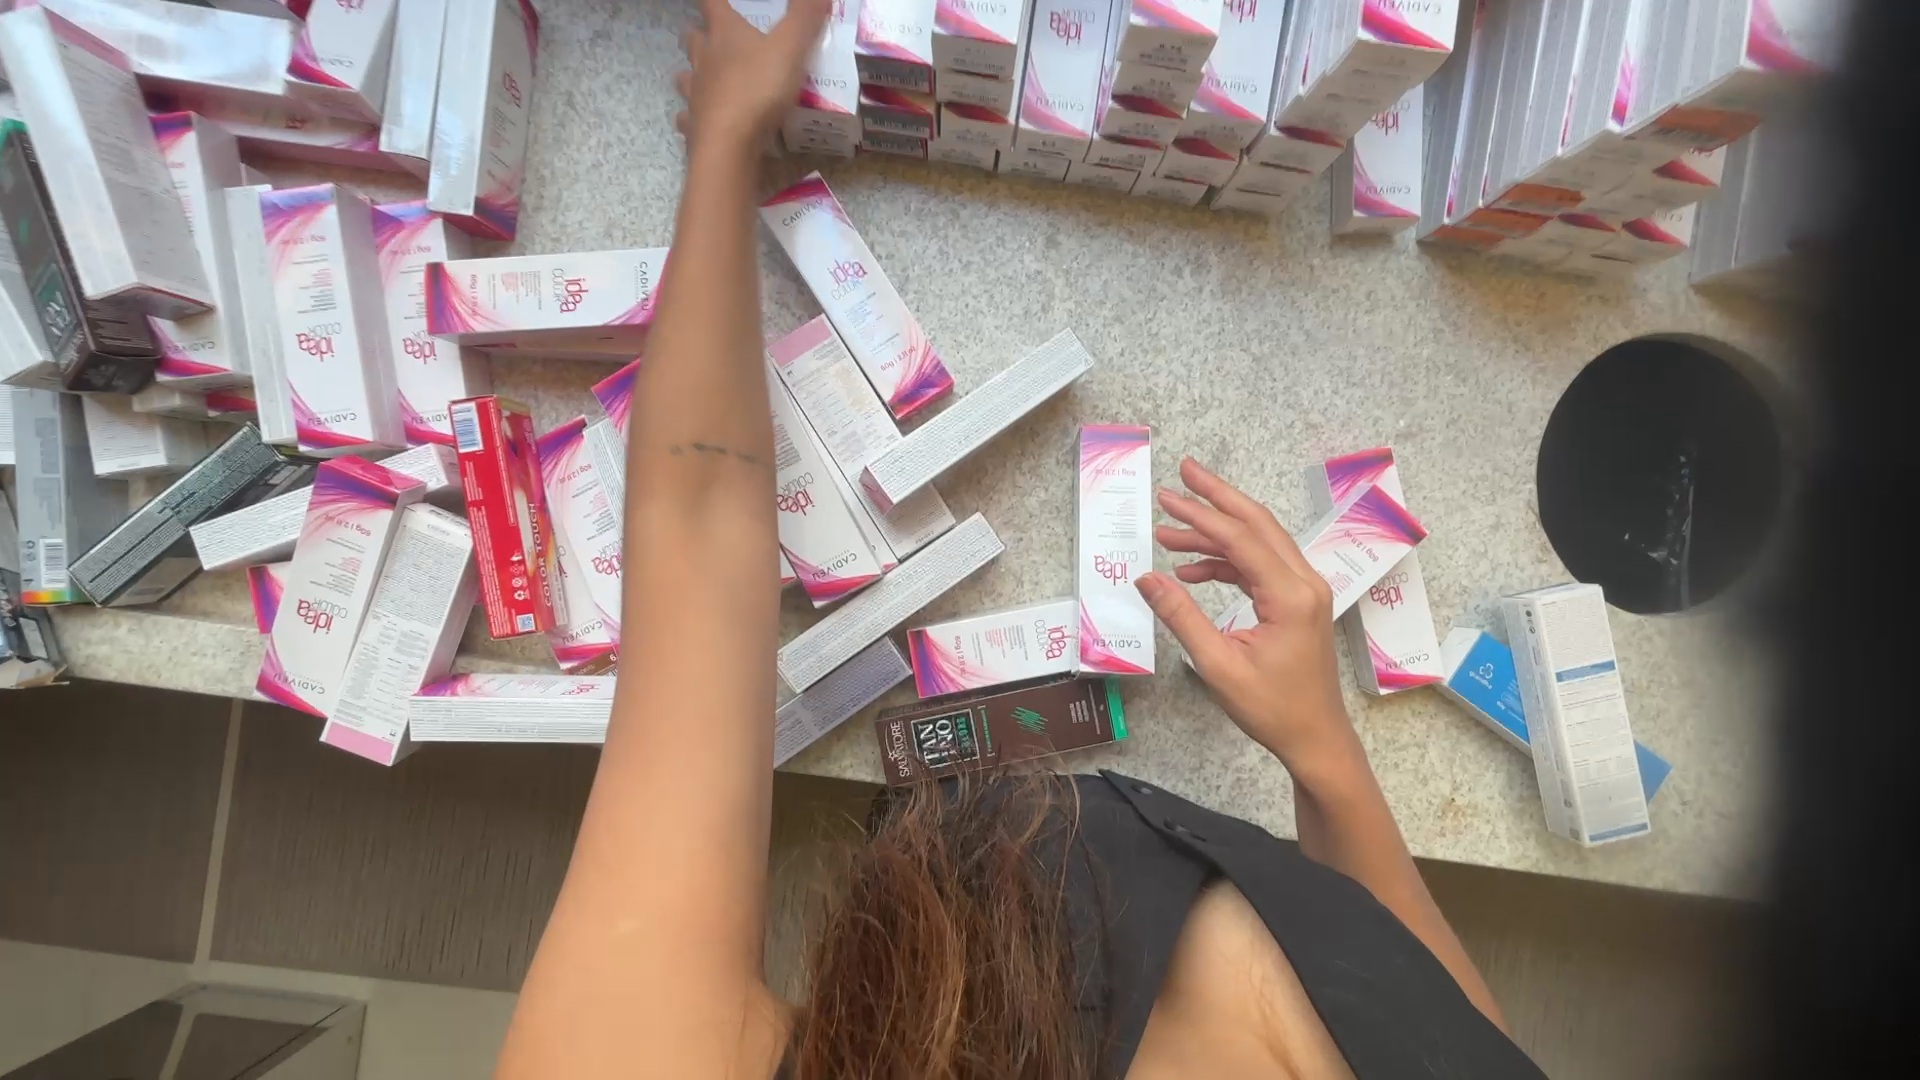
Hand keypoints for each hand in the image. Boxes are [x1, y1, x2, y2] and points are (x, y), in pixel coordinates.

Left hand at [675, 0, 830, 148]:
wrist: (730, 144)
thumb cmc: (758, 90)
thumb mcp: (790, 49)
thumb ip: (804, 18)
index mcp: (724, 34)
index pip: (713, 3)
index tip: (717, 0)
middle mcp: (704, 59)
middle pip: (693, 39)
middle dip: (700, 36)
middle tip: (713, 40)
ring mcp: (695, 94)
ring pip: (686, 77)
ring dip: (693, 76)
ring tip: (706, 81)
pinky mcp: (694, 128)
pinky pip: (687, 120)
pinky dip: (691, 119)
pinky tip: (700, 123)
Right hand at [1135, 458, 1356, 769]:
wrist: (1316, 738)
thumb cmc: (1272, 708)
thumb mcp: (1218, 665)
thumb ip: (1181, 616)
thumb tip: (1147, 577)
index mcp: (1290, 595)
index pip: (1239, 538)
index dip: (1200, 514)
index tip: (1167, 496)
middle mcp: (1303, 583)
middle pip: (1256, 523)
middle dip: (1216, 496)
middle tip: (1182, 472)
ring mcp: (1303, 591)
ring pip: (1256, 542)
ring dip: (1214, 533)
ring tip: (1169, 531)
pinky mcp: (1296, 602)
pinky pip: (1257, 566)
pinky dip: (1225, 560)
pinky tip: (1191, 569)